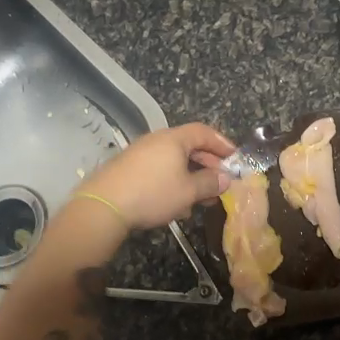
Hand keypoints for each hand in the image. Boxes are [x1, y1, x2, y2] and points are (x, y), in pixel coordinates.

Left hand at [75, 122, 234, 230]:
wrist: (104, 206)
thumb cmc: (153, 194)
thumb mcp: (188, 191)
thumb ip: (210, 182)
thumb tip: (226, 178)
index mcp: (174, 139)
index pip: (204, 132)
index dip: (223, 144)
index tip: (235, 159)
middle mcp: (156, 140)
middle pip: (189, 146)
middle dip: (208, 164)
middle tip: (221, 181)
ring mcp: (140, 154)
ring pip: (174, 162)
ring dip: (191, 177)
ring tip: (202, 198)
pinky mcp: (128, 169)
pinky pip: (159, 171)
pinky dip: (173, 182)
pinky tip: (177, 205)